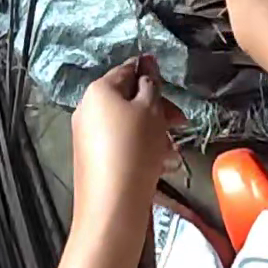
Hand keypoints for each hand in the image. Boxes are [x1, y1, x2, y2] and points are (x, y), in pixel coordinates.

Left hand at [72, 55, 179, 216]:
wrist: (112, 206)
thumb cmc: (135, 148)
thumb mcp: (151, 110)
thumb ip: (151, 83)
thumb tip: (147, 61)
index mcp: (98, 90)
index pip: (128, 70)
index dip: (152, 75)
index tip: (172, 89)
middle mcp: (87, 108)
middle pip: (128, 98)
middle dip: (157, 109)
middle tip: (180, 123)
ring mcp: (86, 135)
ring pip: (127, 123)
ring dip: (153, 131)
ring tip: (171, 152)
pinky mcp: (91, 159)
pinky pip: (120, 143)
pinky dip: (140, 148)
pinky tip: (159, 164)